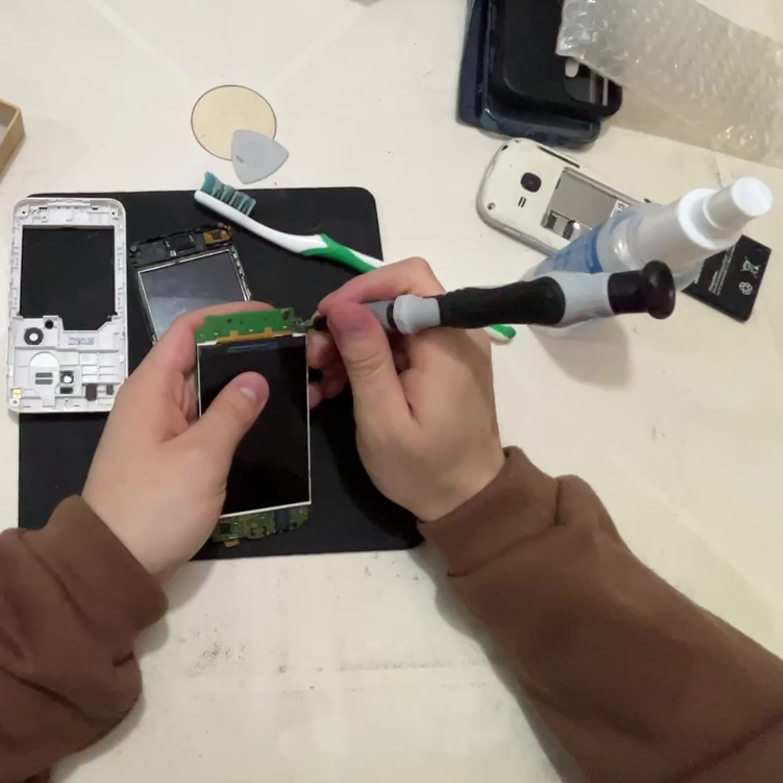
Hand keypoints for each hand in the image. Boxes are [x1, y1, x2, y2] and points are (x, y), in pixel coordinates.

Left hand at [83, 303, 271, 578]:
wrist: (114, 565)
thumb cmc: (153, 506)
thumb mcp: (200, 458)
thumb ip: (231, 413)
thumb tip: (257, 377)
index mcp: (151, 387)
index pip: (188, 330)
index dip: (228, 317)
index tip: (271, 316)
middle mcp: (154, 399)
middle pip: (200, 357)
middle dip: (244, 349)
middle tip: (294, 351)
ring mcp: (162, 428)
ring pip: (206, 390)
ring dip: (243, 384)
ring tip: (293, 381)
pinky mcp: (171, 454)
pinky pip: (205, 421)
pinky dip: (234, 415)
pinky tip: (269, 420)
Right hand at [310, 258, 503, 521]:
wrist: (467, 503)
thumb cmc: (424, 468)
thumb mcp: (383, 419)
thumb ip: (365, 359)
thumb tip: (341, 306)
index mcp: (447, 342)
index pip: (408, 279)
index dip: (361, 290)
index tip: (324, 321)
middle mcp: (455, 332)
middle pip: (394, 297)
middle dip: (348, 320)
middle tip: (315, 357)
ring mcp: (449, 346)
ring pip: (389, 319)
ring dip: (350, 342)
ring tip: (321, 378)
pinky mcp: (438, 362)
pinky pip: (396, 341)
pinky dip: (365, 356)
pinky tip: (338, 384)